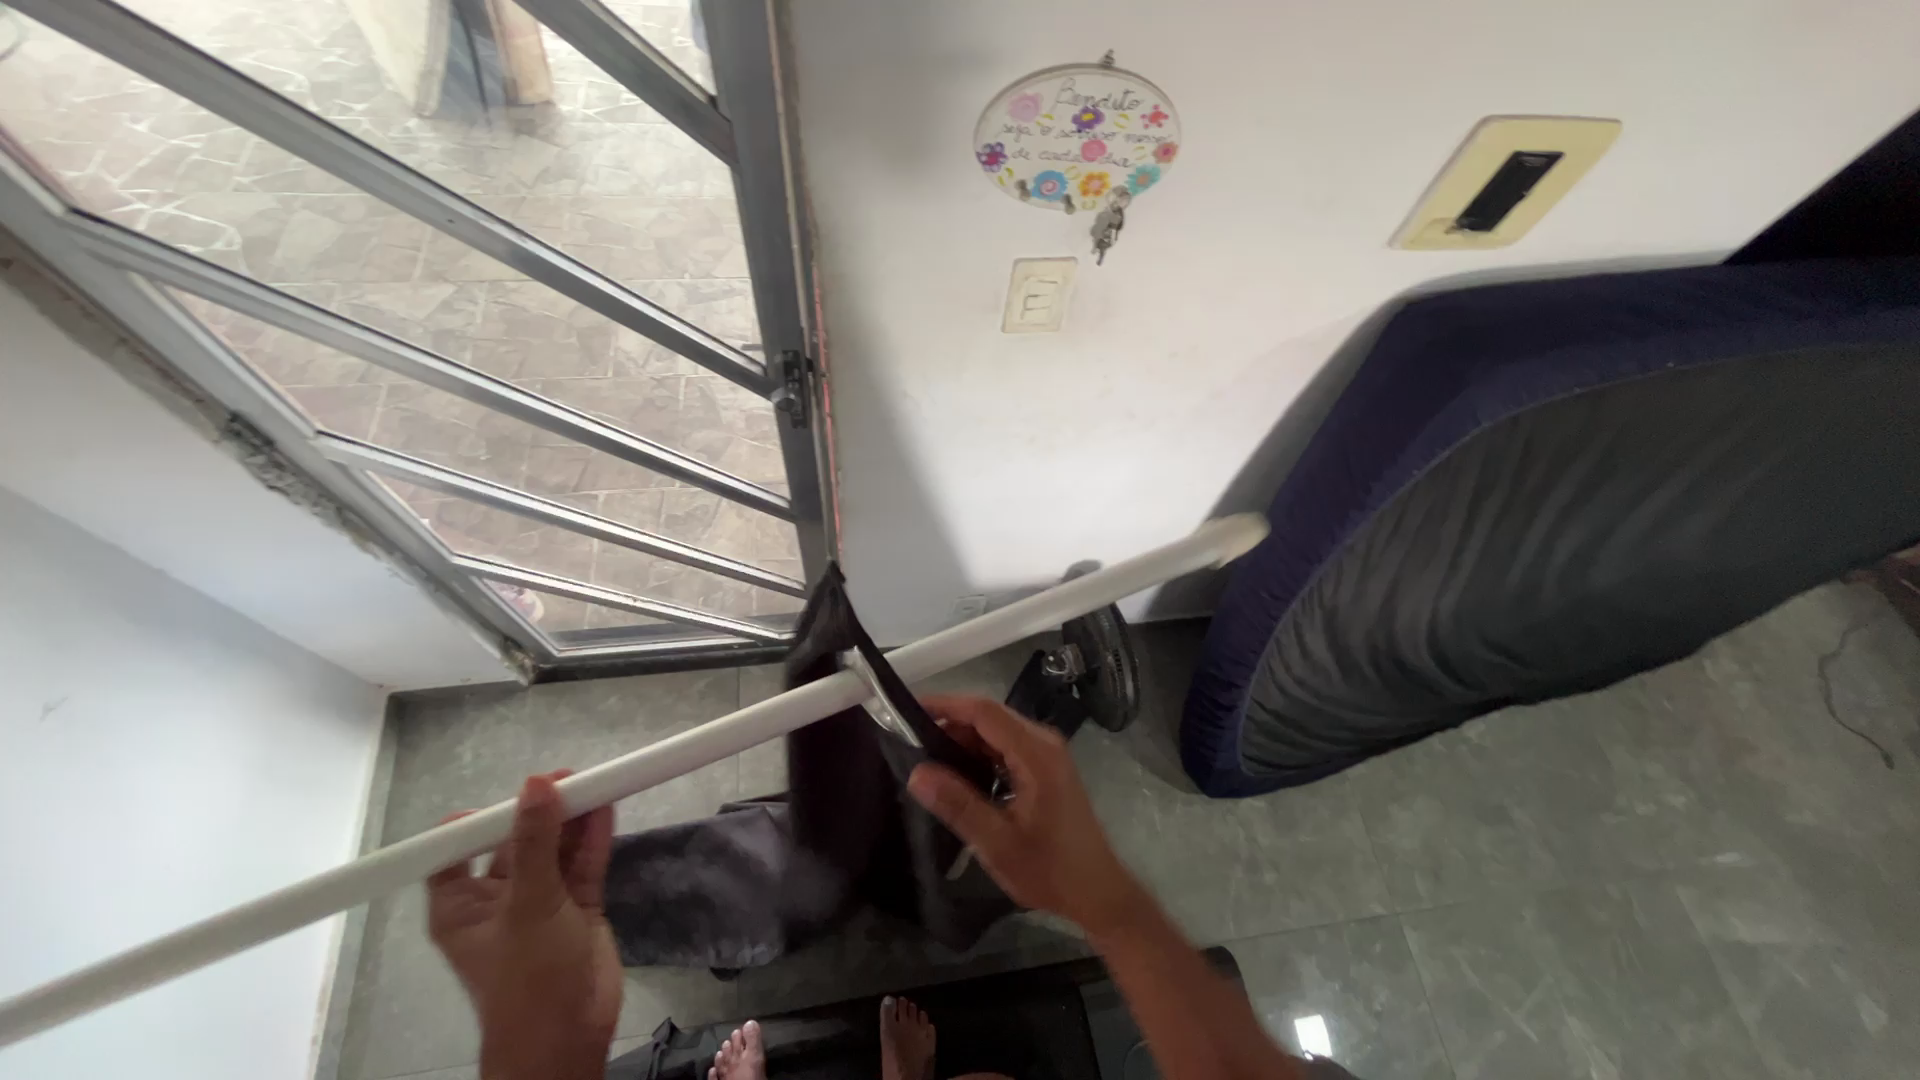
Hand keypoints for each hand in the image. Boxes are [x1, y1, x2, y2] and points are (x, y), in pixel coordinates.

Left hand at [427, 772, 621, 1079]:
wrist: (570, 1035)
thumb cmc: (526, 976)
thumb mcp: (528, 904)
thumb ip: (537, 839)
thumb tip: (537, 782)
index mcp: (461, 906)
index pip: (456, 852)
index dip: (478, 820)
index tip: (513, 791)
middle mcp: (498, 900)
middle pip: (515, 843)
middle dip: (538, 812)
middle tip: (566, 779)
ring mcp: (541, 903)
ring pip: (555, 850)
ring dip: (572, 820)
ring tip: (593, 782)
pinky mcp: (578, 907)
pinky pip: (583, 863)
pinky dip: (594, 836)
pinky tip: (606, 805)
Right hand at [906, 695, 1147, 936]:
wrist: (1097, 892)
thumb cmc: (1050, 870)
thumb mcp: (997, 843)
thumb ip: (958, 804)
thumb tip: (916, 772)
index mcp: (1036, 753)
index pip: (984, 711)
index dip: (945, 705)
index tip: (907, 712)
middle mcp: (1044, 743)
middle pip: (990, 717)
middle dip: (950, 724)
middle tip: (911, 744)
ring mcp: (1047, 754)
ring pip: (996, 732)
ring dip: (963, 741)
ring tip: (927, 762)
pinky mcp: (1046, 768)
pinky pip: (1006, 747)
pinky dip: (979, 754)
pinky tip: (958, 777)